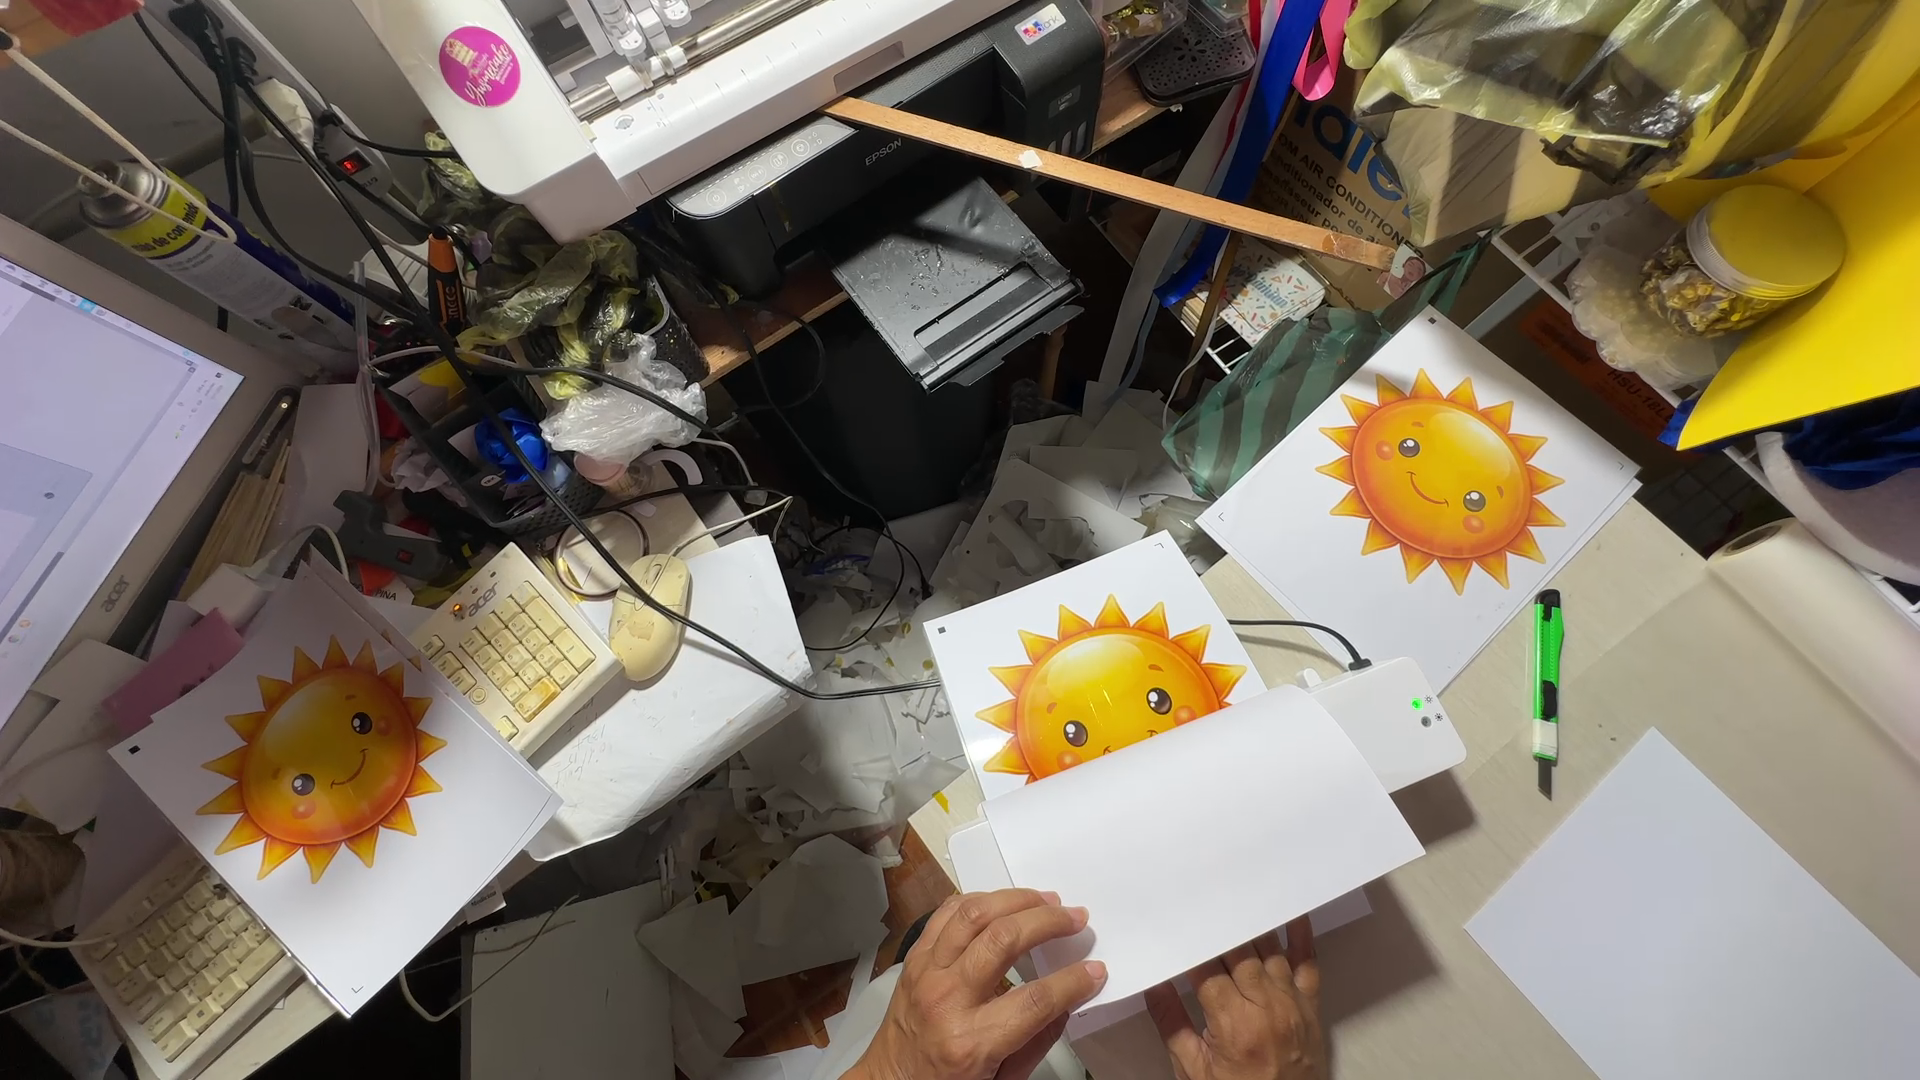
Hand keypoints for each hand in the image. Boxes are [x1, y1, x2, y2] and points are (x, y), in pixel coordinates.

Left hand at [849, 889, 1107, 1079]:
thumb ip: (1036, 1041)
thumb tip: (1068, 999)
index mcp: (971, 1044)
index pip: (1034, 1001)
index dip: (1072, 982)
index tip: (1095, 969)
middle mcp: (947, 999)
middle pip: (1003, 940)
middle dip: (1047, 922)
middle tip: (1076, 917)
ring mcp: (926, 971)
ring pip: (974, 914)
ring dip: (1015, 899)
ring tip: (1045, 899)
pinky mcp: (915, 955)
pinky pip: (947, 912)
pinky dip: (979, 898)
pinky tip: (1003, 901)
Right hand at [1144, 916, 1324, 1079]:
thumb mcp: (1193, 1070)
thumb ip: (1171, 1023)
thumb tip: (1153, 980)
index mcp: (1234, 1024)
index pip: (1206, 968)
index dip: (1190, 943)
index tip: (1174, 920)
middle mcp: (1266, 1007)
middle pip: (1239, 951)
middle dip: (1218, 926)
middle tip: (1200, 899)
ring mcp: (1291, 1004)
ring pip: (1269, 950)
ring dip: (1251, 923)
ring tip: (1234, 894)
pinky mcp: (1310, 1006)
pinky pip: (1308, 963)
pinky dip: (1300, 936)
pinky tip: (1290, 909)